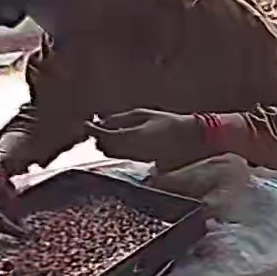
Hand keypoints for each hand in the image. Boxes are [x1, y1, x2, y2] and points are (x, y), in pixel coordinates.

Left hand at [88, 108, 205, 163]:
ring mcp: (139, 157)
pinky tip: (122, 140)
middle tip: (97, 127)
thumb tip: (102, 122)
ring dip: (107, 144)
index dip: (92, 129)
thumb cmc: (168, 122)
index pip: (104, 135)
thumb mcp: (144, 114)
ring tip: (109, 133)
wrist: (190, 138)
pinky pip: (123, 156)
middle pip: (104, 147)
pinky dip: (117, 149)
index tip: (87, 123)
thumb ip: (120, 119)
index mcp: (133, 135)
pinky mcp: (143, 161)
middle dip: (98, 138)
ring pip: (112, 154)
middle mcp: (134, 149)